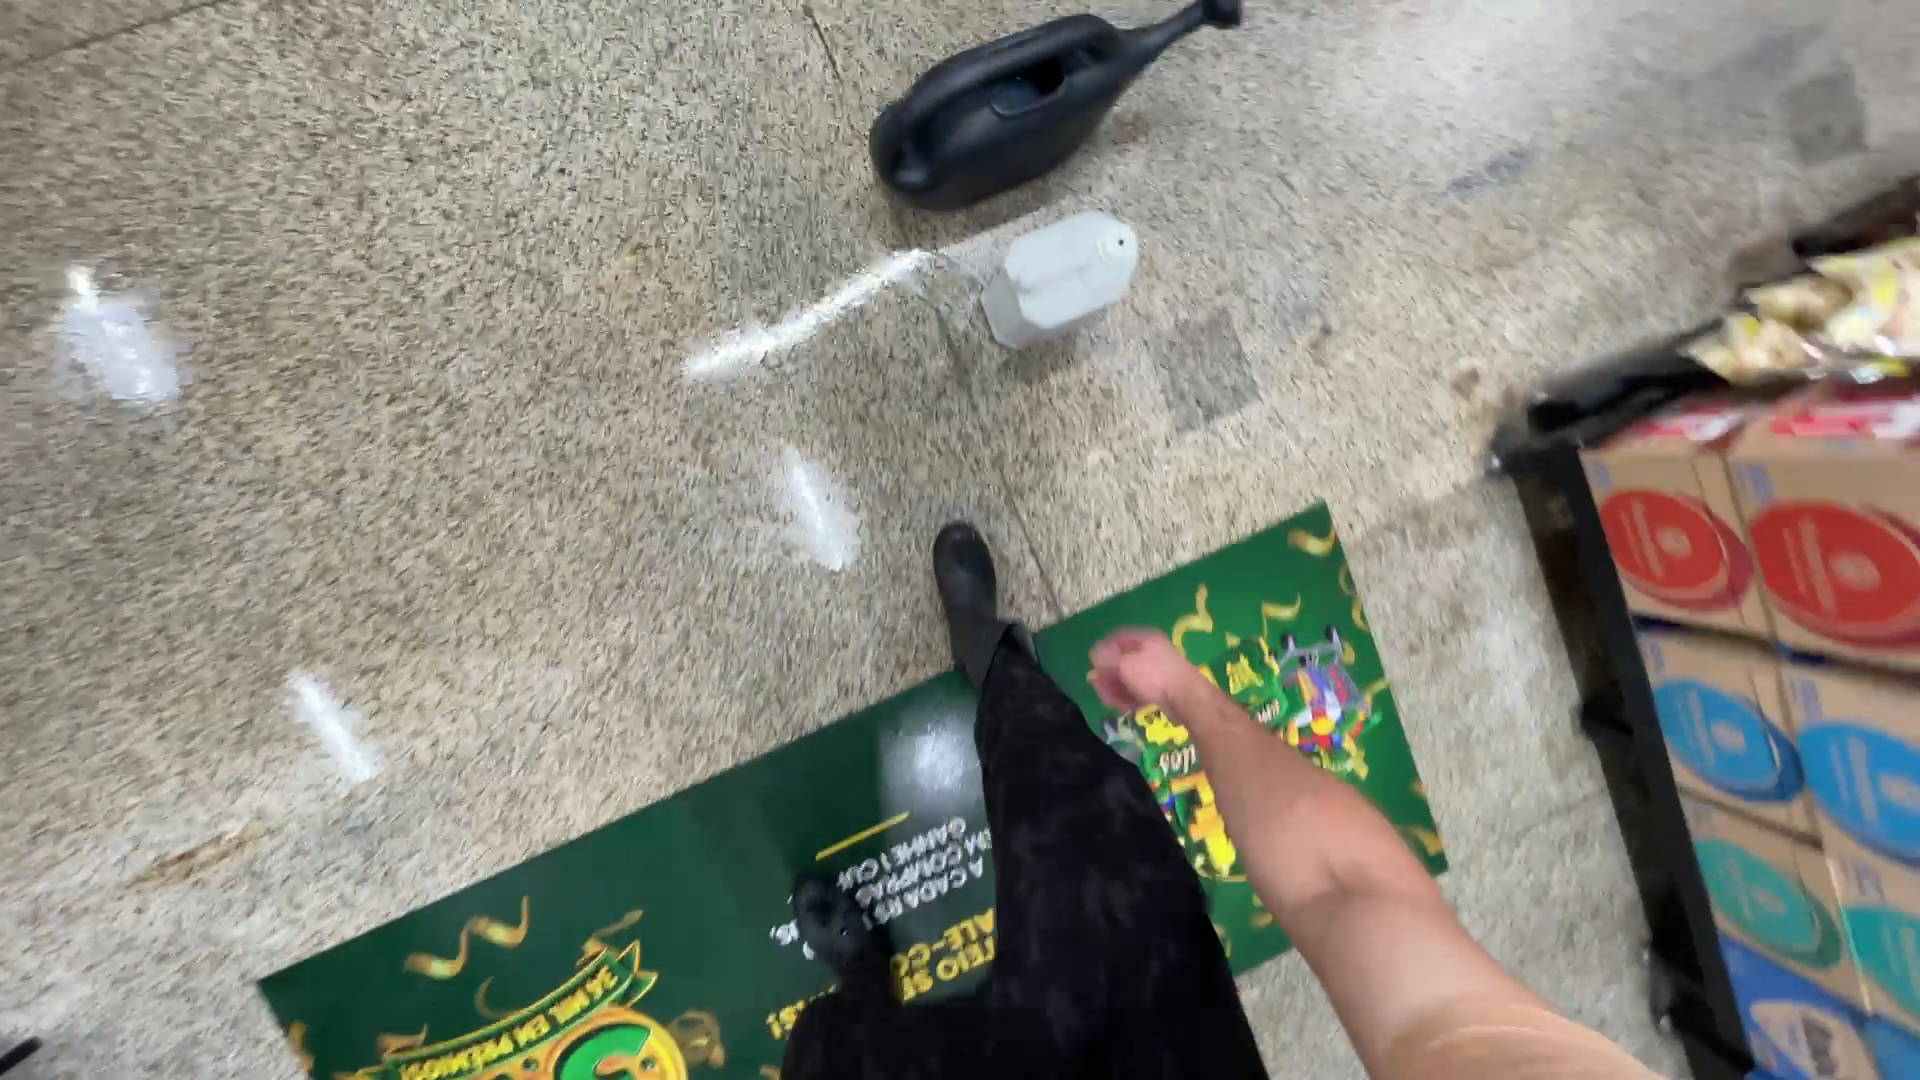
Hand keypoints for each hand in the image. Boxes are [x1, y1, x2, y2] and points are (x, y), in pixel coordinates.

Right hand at [1088, 628, 1202, 712]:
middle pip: (1123, 660)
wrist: (1187, 698)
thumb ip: (1107, 659)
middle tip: (1098, 687)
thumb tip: (1094, 654)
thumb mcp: (1125, 664)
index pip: (1119, 636)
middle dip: (1108, 675)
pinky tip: (1124, 707)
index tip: (1093, 662)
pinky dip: (1130, 697)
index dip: (1104, 647)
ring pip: (1131, 677)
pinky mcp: (1163, 689)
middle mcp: (1153, 651)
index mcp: (1146, 638)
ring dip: (1117, 689)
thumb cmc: (1154, 675)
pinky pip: (1140, 690)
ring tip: (1110, 702)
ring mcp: (1159, 671)